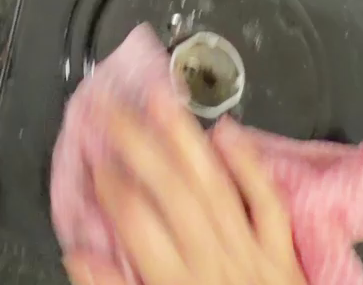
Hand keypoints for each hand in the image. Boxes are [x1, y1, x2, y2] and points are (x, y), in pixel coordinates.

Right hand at [64, 95, 304, 284]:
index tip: (91, 159)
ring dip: (185, 137)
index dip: (110, 184)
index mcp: (177, 283)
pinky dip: (249, 166)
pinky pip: (268, 204)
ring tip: (160, 96)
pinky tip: (227, 131)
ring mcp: (253, 253)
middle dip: (137, 142)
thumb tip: (78, 251)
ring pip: (214, 185)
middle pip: (172, 190)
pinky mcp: (284, 253)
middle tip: (109, 105)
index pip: (136, 221)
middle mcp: (215, 262)